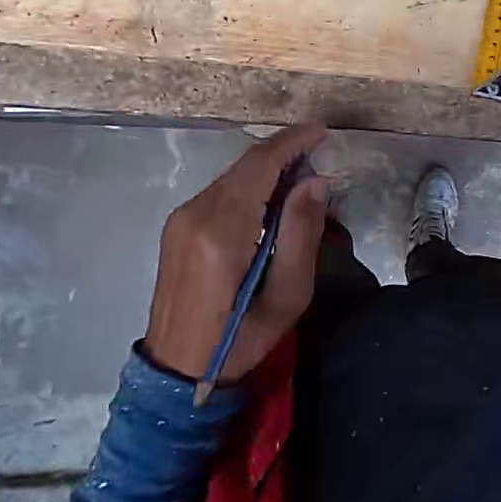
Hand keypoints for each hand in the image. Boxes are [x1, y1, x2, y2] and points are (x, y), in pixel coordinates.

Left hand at [143, 123, 329, 382]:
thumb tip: (315, 181)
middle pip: (246, 165)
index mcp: (223, 230)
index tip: (323, 131)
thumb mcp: (289, 294)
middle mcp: (195, 213)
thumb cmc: (242, 337)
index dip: (293, 142)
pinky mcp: (177, 227)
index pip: (260, 165)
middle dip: (285, 152)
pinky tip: (271, 200)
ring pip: (233, 175)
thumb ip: (301, 232)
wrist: (177, 370)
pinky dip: (251, 184)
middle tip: (321, 156)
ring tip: (303, 179)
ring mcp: (181, 219)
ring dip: (269, 168)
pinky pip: (221, 191)